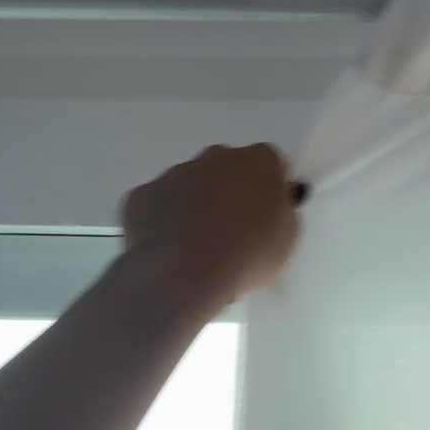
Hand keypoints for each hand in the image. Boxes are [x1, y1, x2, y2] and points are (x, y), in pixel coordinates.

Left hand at [120, 143, 304, 302]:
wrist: (184, 273)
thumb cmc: (248, 253)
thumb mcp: (288, 236)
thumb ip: (281, 212)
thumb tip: (269, 206)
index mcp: (260, 160)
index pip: (271, 167)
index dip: (269, 194)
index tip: (267, 221)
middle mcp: (217, 156)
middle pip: (228, 171)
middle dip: (230, 195)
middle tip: (234, 236)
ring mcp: (175, 173)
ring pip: (191, 186)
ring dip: (196, 207)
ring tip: (198, 250)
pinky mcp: (140, 196)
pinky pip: (158, 207)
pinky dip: (163, 223)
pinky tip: (169, 251)